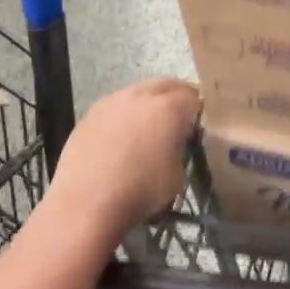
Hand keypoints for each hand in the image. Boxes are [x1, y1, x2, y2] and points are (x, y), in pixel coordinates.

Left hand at [49, 78, 200, 233]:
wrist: (88, 202)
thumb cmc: (141, 191)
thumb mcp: (178, 175)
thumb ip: (180, 149)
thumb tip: (174, 142)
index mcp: (168, 109)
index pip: (194, 99)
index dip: (200, 112)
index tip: (201, 127)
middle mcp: (140, 96)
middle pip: (166, 85)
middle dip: (177, 98)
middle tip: (181, 119)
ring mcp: (111, 102)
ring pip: (138, 93)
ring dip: (149, 104)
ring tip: (149, 129)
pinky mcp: (90, 115)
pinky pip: (116, 108)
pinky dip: (126, 117)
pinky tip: (123, 140)